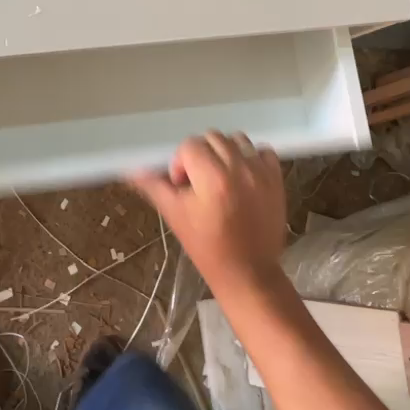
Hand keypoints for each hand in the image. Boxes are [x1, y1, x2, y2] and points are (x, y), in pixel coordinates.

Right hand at [131, 131, 286, 292]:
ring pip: (237, 139)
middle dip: (201, 155)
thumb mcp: (175, 216)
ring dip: (225, 152)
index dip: (180, 164)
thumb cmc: (207, 247)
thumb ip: (155, 187)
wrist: (248, 272)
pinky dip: (251, 158)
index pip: (189, 146)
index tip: (183, 187)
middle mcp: (239, 168)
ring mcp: (261, 172)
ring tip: (221, 177)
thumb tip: (132, 170)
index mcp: (212, 176)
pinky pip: (262, 151)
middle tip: (199, 183)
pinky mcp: (276, 180)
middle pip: (212, 138)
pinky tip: (242, 177)